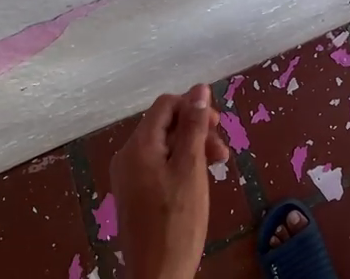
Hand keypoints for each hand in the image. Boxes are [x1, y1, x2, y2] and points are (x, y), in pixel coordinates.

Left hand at [109, 84, 230, 278]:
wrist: (157, 276)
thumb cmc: (178, 221)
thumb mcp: (191, 168)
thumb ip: (194, 126)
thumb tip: (200, 88)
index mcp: (138, 146)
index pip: (166, 105)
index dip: (193, 107)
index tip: (217, 126)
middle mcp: (127, 156)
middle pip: (165, 124)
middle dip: (196, 130)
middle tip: (221, 150)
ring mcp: (128, 176)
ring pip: (164, 145)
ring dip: (192, 147)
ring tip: (217, 165)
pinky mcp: (134, 193)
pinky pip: (158, 164)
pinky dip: (180, 164)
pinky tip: (198, 179)